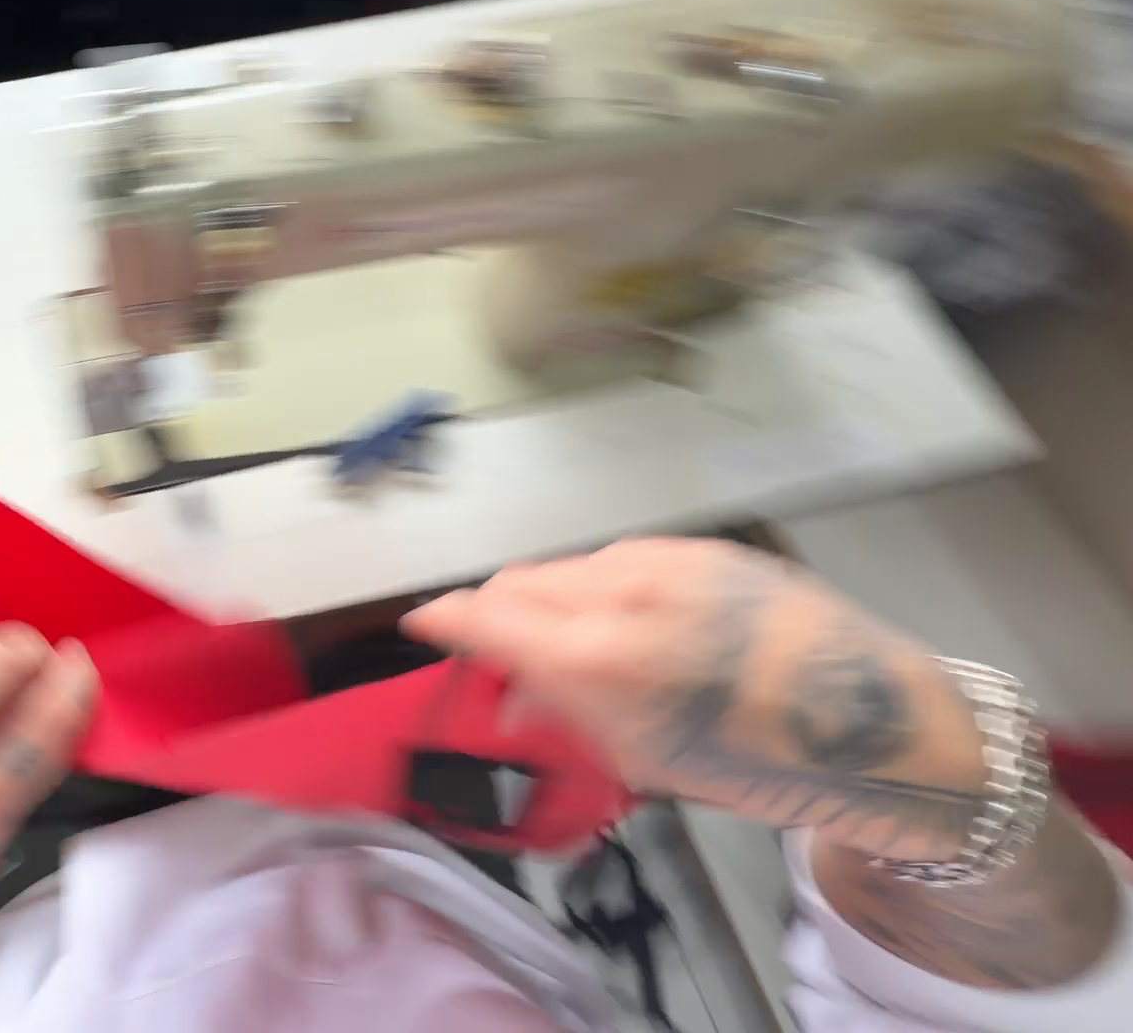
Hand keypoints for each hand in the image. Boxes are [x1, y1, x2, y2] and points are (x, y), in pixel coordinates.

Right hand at [402, 538, 989, 861]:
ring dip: (546, 600)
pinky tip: (629, 619)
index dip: (443, 616)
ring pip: (562, 567)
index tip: (422, 622)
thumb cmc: (758, 764)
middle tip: (499, 647)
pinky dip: (595, 587)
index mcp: (600, 656)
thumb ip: (556, 710)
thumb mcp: (638, 757)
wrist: (887, 730)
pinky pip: (614, 559)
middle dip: (493, 610)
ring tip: (576, 640)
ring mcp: (663, 559)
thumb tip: (507, 691)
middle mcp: (622, 590)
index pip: (485, 614)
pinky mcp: (699, 546)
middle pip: (515, 580)